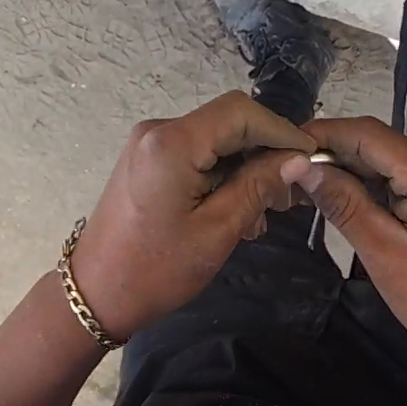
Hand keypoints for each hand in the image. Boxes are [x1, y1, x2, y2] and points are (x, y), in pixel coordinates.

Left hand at [70, 91, 317, 340]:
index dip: (280, 129)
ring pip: (214, 138)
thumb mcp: (216, 231)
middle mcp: (158, 130)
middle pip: (227, 122)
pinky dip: (222, 173)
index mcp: (171, 142)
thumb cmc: (156, 270)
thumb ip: (257, 186)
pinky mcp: (148, 158)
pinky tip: (238, 209)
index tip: (311, 157)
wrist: (95, 293)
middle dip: (264, 151)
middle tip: (291, 193)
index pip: (239, 112)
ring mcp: (150, 142)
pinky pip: (196, 152)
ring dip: (245, 166)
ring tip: (265, 211)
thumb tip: (298, 158)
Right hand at [283, 117, 406, 377]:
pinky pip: (402, 173)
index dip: (321, 134)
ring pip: (387, 157)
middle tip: (286, 171)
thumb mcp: (383, 254)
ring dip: (349, 167)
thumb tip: (299, 164)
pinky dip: (372, 182)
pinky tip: (344, 197)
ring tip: (307, 185)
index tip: (281, 148)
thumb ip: (342, 202)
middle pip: (376, 141)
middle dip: (331, 152)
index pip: (365, 133)